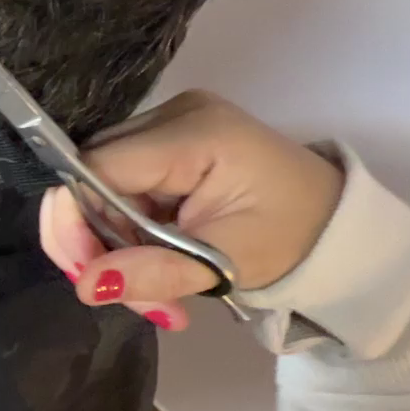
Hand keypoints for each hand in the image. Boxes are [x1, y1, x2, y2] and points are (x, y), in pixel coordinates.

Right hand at [40, 92, 345, 331]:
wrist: (336, 227)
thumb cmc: (294, 240)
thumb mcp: (227, 264)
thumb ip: (155, 272)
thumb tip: (87, 286)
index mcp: (194, 134)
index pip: (95, 168)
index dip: (73, 221)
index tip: (87, 277)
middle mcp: (168, 116)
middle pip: (86, 178)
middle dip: (91, 243)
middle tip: (120, 294)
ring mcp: (161, 126)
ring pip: (92, 189)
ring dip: (104, 246)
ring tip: (147, 290)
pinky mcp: (158, 144)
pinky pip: (110, 189)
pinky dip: (118, 234)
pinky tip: (145, 260)